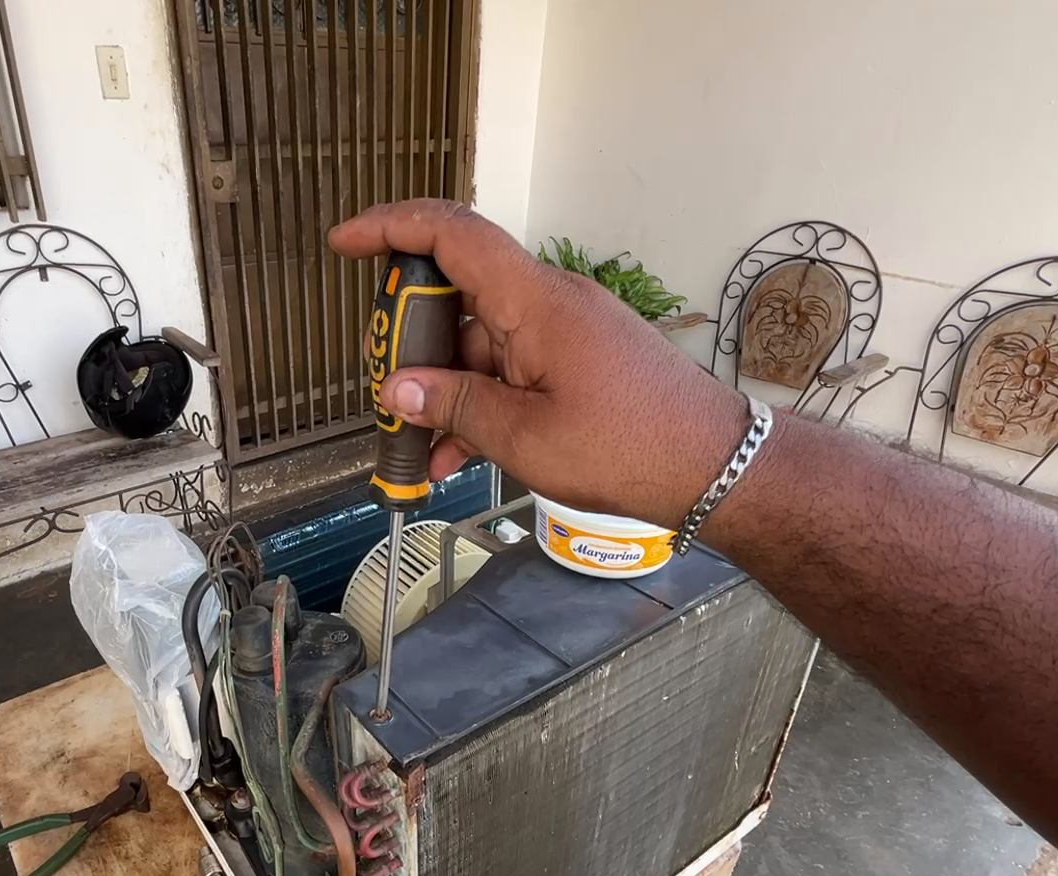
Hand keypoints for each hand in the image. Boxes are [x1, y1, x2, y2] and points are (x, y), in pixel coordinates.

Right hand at [329, 200, 749, 528]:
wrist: (712, 467)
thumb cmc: (623, 447)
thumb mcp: (523, 436)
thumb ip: (454, 405)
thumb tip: (395, 389)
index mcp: (533, 301)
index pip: (452, 234)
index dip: (391, 227)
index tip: (345, 244)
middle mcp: (545, 303)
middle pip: (457, 296)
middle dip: (411, 342)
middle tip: (385, 390)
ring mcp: (561, 333)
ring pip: (480, 345)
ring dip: (444, 391)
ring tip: (415, 445)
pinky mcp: (573, 362)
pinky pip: (511, 371)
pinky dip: (480, 405)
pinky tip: (453, 457)